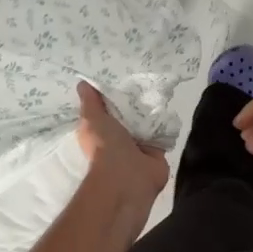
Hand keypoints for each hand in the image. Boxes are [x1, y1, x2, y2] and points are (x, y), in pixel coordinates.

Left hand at [74, 82, 168, 210]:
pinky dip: (166, 121)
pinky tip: (170, 104)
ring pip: (146, 121)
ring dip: (151, 109)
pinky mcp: (157, 149)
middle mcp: (118, 138)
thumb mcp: (91, 118)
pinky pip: (163, 130)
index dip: (111, 95)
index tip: (118, 76)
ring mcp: (138, 145)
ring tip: (158, 86)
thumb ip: (90, 101)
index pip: (106, 110)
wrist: (129, 175)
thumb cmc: (105, 145)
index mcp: (100, 132)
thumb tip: (82, 82)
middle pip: (128, 114)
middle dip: (134, 100)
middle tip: (143, 76)